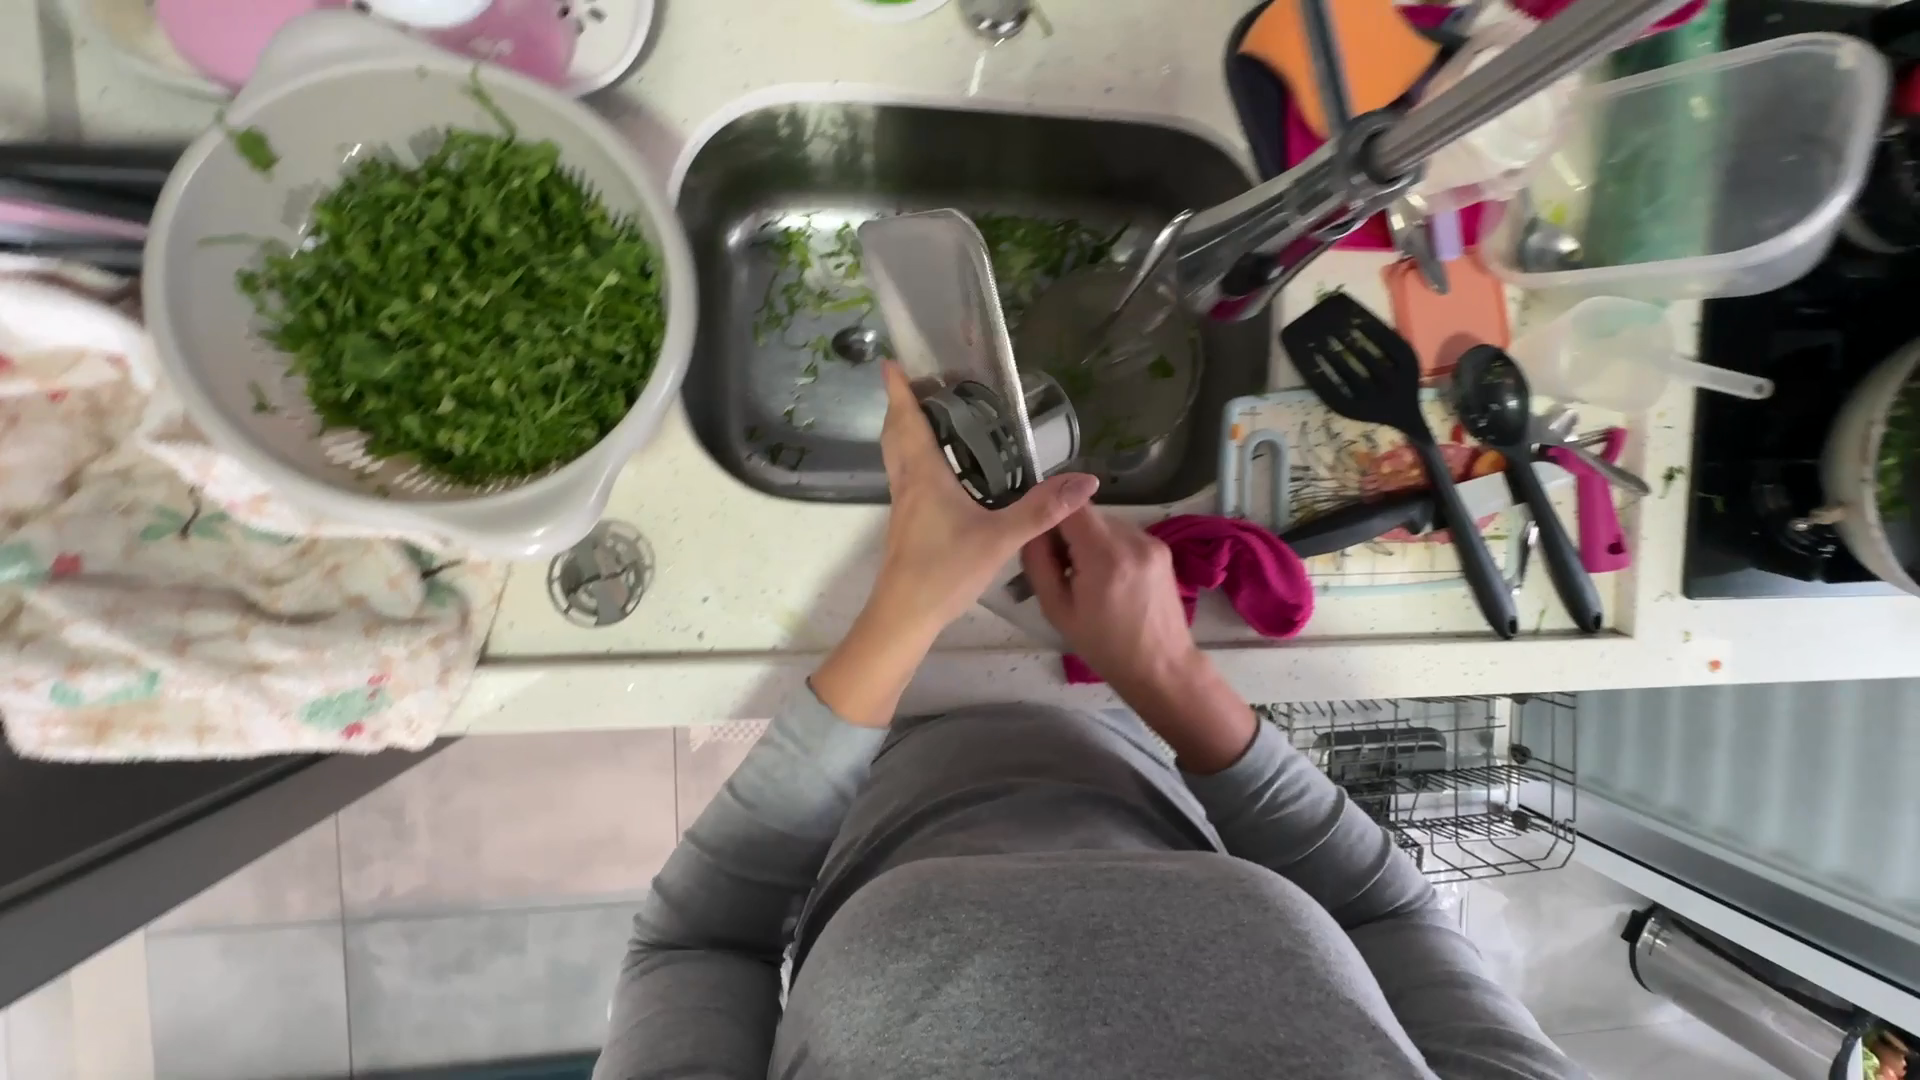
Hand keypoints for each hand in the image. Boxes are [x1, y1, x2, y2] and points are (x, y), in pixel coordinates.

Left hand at [809, 361, 1098, 729]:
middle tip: (921, 384)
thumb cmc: (944, 571)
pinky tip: (938, 472)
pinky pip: (906, 477)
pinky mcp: (905, 525)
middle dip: (903, 405)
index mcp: (924, 475)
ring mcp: (903, 506)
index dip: (899, 390)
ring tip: (929, 417)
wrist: (904, 615)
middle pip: (896, 434)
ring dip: (905, 431)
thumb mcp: (1000, 539)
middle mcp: (907, 483)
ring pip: (897, 456)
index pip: (907, 421)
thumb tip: (1086, 481)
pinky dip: (914, 457)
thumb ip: (1042, 510)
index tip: (892, 362)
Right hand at [1019, 509, 1197, 693]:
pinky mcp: (1161, 548)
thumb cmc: (1103, 646)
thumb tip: (1031, 530)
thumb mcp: (1056, 609)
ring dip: (1087, 539)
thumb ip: (1037, 562)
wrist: (1160, 666)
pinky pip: (1123, 533)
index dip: (1050, 514)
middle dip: (1067, 531)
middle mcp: (1133, 539)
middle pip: (1087, 513)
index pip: (1070, 505)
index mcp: (1105, 556)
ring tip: (1084, 575)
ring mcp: (1152, 541)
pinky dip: (1108, 546)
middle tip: (1058, 566)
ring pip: (1105, 522)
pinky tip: (1107, 577)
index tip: (1039, 536)